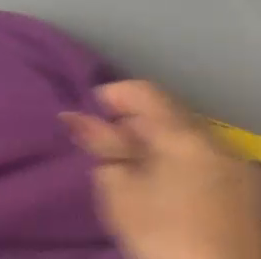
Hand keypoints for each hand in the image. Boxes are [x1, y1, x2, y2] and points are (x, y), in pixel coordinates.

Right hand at [62, 80, 260, 258]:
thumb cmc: (161, 231)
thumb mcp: (116, 186)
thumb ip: (99, 144)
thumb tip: (76, 117)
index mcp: (186, 138)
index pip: (142, 90)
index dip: (109, 98)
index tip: (91, 124)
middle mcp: (219, 146)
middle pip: (168, 112)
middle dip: (133, 122)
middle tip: (108, 149)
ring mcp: (240, 171)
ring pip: (187, 136)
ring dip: (156, 142)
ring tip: (134, 169)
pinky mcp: (247, 194)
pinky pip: (204, 158)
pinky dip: (177, 159)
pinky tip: (164, 186)